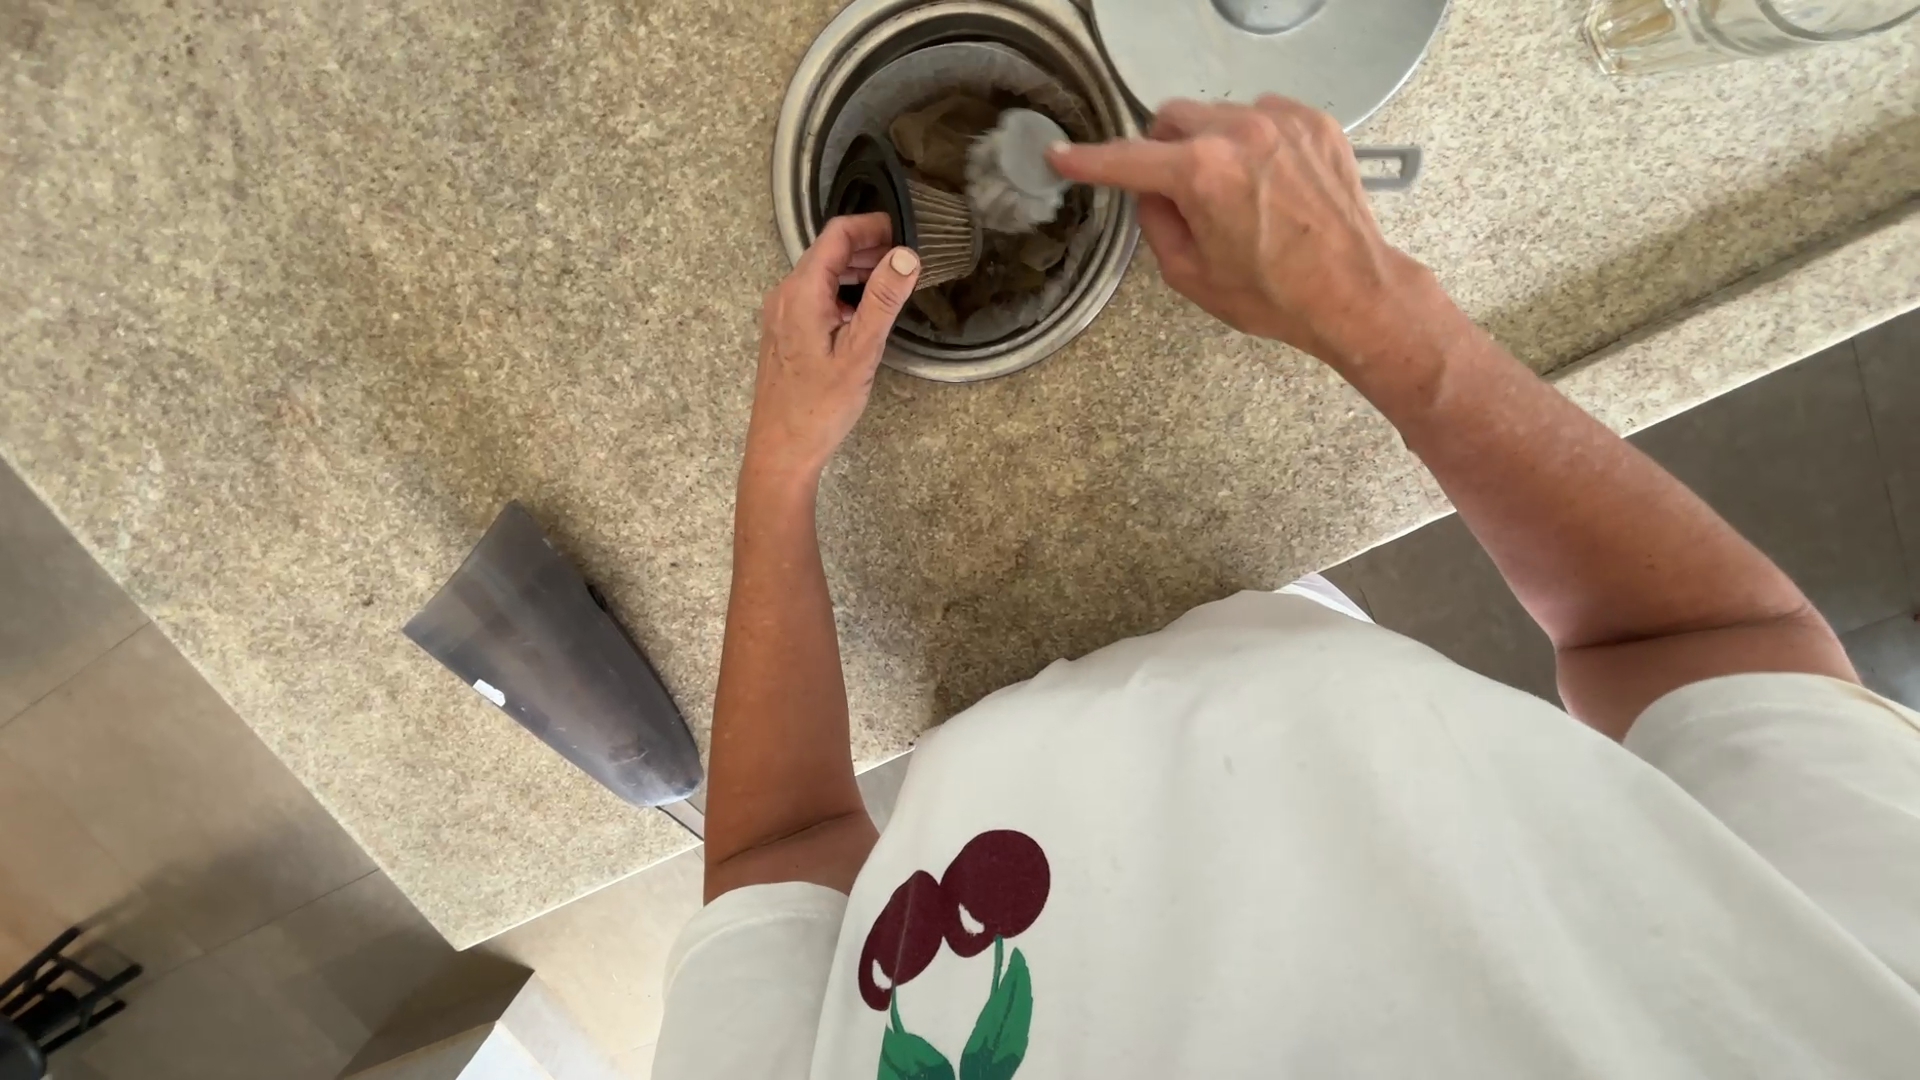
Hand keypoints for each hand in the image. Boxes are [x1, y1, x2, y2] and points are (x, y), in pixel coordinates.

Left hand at [746, 213, 920, 482]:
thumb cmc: (819, 407)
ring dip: (856, 272)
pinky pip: (814, 298)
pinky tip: (863, 315)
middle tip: (905, 258)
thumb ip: (882, 300)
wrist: (782, 449)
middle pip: (828, 252)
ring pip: (821, 276)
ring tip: (891, 284)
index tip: (904, 229)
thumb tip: (905, 256)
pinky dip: (842, 294)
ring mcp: (781, 315)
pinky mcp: (784, 334)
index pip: (837, 235)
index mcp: (802, 292)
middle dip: (868, 248)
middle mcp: (785, 295)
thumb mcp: (860, 352)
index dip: (872, 226)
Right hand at [1048, 96, 1433, 361]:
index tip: (1060, 155)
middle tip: (1173, 194)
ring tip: (1230, 195)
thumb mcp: (1189, 275)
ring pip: (1216, 114)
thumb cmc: (1268, 294)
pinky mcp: (1315, 122)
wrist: (1349, 291)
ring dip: (1205, 146)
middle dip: (1159, 151)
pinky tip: (1263, 183)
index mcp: (1201, 173)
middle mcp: (1240, 131)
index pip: (1127, 159)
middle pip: (1171, 117)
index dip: (1088, 161)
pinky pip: (1261, 116)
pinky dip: (1248, 142)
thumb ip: (1155, 224)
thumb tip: (1150, 194)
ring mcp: (1282, 120)